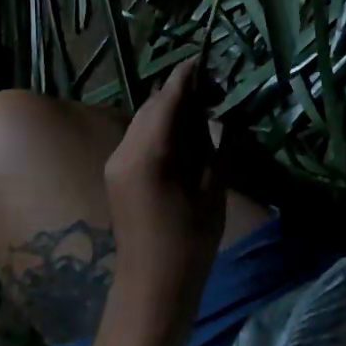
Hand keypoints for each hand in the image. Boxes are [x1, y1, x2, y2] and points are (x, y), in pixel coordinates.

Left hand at [101, 61, 224, 316]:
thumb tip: (228, 112)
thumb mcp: (213, 187)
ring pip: (145, 119)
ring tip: (206, 112)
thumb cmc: (190, 238)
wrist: (153, 285)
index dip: (189, 75)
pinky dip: (162, 128)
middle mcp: (125, 150)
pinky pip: (140, 137)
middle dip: (182, 92)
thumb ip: (219, 143)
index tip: (208, 60)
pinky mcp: (117, 174)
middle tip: (217, 92)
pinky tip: (187, 138)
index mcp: (150, 151)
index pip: (168, 97)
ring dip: (172, 110)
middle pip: (153, 104)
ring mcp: (116, 162)